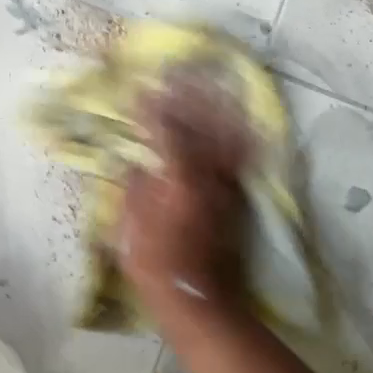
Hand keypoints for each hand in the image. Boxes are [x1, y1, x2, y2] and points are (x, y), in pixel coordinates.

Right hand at [115, 77, 253, 319]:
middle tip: (181, 70)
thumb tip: (134, 164)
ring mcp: (228, 187)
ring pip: (228, 135)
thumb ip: (134, 191)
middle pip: (203, 124)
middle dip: (191, 94)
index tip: (143, 87)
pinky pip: (241, 155)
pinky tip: (237, 120)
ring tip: (214, 80)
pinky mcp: (238, 198)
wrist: (202, 302)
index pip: (165, 132)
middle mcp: (209, 177)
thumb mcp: (131, 232)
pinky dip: (238, 132)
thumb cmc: (158, 270)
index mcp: (178, 182)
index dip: (153, 107)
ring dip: (219, 106)